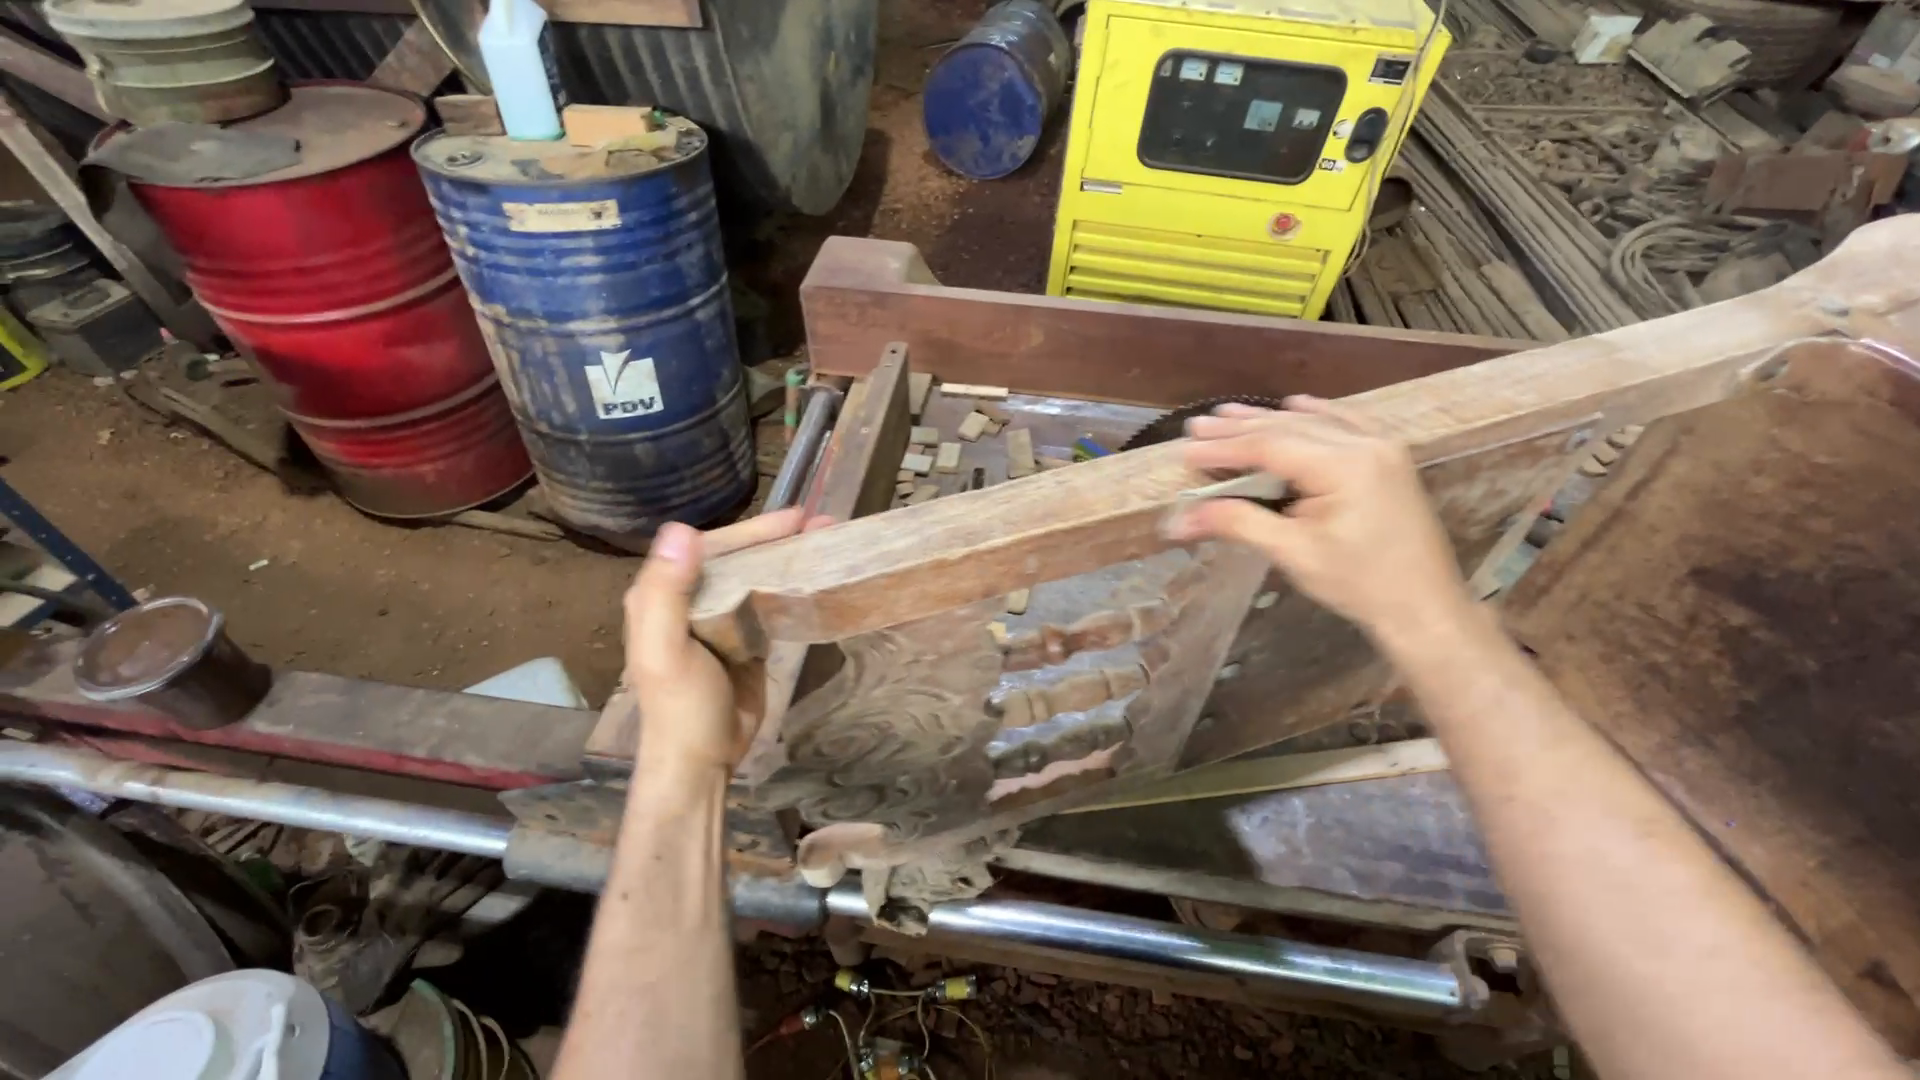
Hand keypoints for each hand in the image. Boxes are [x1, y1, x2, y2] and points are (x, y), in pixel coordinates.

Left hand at [623, 506, 829, 777]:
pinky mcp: (746, 638)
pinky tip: (818, 576)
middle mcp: (690, 599)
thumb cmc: (681, 709)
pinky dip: (793, 584)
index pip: (710, 547)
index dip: (752, 530)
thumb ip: (667, 592)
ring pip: (757, 574)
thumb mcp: (665, 652)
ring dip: (790, 556)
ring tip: (828, 541)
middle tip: (823, 523)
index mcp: (661, 595)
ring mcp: (720, 618)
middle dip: (779, 537)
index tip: (794, 518)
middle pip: (738, 556)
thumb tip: (682, 530)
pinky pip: (769, 601)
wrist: (702, 761)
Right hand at [1162, 397, 1474, 646]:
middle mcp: (1365, 445)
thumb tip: (1177, 521)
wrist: (1424, 605)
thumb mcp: (1293, 553)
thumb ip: (1237, 523)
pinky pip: (1347, 423)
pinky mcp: (1389, 459)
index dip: (1224, 447)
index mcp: (1343, 466)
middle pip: (1289, 428)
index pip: (1269, 446)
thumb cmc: (1359, 583)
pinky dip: (1315, 414)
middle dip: (1239, 428)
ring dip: (1268, 419)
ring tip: (1227, 414)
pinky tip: (1294, 404)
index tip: (1186, 450)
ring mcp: (1382, 448)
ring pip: (1315, 422)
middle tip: (1196, 427)